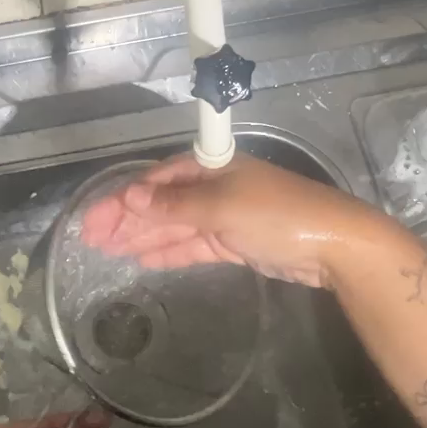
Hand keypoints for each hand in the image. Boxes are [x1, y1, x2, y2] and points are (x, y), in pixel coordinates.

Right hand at [78, 153, 379, 286]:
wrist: (335, 246)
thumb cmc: (278, 215)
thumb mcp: (222, 207)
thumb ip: (174, 205)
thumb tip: (130, 196)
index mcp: (211, 168)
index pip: (156, 181)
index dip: (123, 199)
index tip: (94, 219)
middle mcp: (213, 189)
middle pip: (160, 203)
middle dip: (126, 220)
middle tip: (91, 240)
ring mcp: (223, 217)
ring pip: (172, 226)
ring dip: (140, 237)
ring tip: (108, 252)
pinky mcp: (233, 243)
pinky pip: (190, 246)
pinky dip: (166, 251)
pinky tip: (141, 259)